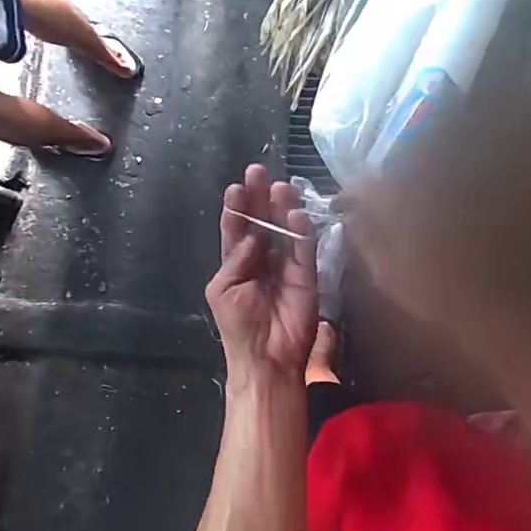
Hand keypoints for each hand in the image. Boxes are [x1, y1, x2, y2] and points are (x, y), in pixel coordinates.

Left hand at [206, 164, 316, 383]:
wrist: (265, 358)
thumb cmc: (238, 326)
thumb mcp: (224, 290)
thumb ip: (236, 259)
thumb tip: (252, 234)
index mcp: (236, 264)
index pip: (236, 230)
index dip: (236, 208)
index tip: (236, 187)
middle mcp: (261, 260)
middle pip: (261, 222)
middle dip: (259, 198)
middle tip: (257, 172)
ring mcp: (285, 267)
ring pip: (284, 230)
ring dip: (281, 208)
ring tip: (279, 186)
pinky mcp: (306, 276)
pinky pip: (303, 249)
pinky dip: (300, 231)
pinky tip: (294, 214)